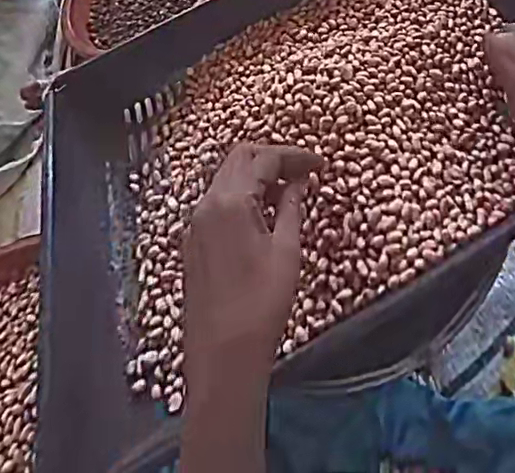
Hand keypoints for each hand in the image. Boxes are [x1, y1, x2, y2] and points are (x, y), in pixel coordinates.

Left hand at [184, 144, 322, 382]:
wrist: (222, 359)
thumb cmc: (261, 305)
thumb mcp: (286, 250)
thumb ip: (291, 206)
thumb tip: (298, 181)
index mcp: (229, 202)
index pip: (264, 159)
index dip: (295, 156)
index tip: (319, 163)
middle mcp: (207, 204)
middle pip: (240, 158)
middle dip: (273, 158)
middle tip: (303, 171)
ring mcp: (196, 223)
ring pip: (227, 177)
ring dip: (258, 175)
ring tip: (290, 191)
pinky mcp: (194, 241)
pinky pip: (219, 200)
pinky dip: (243, 194)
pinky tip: (265, 212)